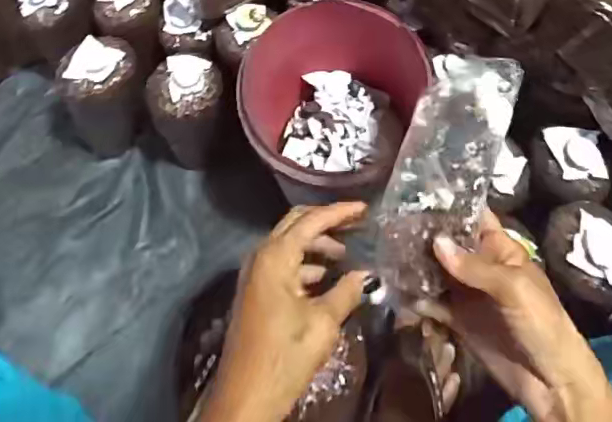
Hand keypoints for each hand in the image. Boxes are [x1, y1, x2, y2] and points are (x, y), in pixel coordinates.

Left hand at [203, 202, 371, 421]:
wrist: (243, 403)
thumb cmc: (284, 358)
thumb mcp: (322, 324)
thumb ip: (346, 291)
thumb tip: (367, 274)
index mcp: (276, 256)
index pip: (312, 220)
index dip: (340, 212)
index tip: (365, 209)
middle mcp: (261, 256)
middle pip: (297, 223)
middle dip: (326, 220)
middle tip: (355, 223)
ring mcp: (255, 274)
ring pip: (289, 242)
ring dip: (316, 243)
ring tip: (345, 253)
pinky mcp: (255, 292)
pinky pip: (283, 262)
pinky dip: (305, 262)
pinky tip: (324, 276)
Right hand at [414, 211, 611, 421]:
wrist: (551, 381)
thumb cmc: (542, 321)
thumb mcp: (514, 287)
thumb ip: (475, 266)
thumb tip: (437, 241)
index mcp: (500, 248)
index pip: (474, 217)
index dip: (452, 205)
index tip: (422, 192)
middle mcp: (481, 265)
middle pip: (450, 243)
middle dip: (426, 235)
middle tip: (394, 224)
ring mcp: (468, 293)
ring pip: (438, 272)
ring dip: (417, 266)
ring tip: (389, 253)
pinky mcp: (459, 321)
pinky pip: (435, 304)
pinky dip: (418, 298)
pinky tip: (399, 290)